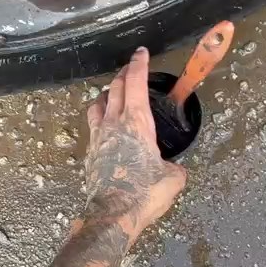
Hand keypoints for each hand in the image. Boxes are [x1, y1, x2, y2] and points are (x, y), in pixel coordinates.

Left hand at [82, 48, 186, 239]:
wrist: (113, 214)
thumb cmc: (144, 193)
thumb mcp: (173, 179)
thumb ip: (175, 168)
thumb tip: (174, 170)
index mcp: (137, 122)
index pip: (136, 83)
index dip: (139, 64)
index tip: (141, 53)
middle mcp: (114, 123)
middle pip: (115, 87)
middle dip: (123, 74)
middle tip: (130, 68)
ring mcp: (98, 137)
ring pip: (97, 103)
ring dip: (106, 94)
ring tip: (112, 94)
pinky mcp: (91, 153)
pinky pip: (93, 126)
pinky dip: (100, 118)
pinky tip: (105, 126)